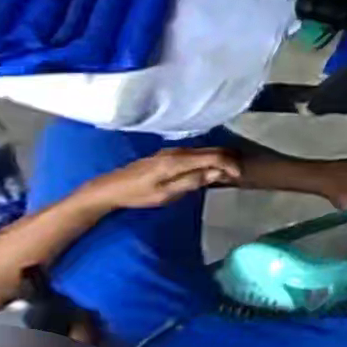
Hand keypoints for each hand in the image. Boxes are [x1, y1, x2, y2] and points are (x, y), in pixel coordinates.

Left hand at [75, 148, 241, 211]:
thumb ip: (192, 181)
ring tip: (226, 172)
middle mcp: (178, 151)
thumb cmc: (136, 195)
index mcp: (179, 160)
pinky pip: (196, 153)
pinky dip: (208, 159)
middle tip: (237, 173)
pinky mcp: (168, 153)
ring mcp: (172, 150)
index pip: (214, 157)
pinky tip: (208, 168)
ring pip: (205, 150)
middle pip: (212, 150)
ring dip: (219, 159)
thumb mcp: (165, 194)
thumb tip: (217, 172)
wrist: (107, 189)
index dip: (230, 165)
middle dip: (229, 160)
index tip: (239, 175)